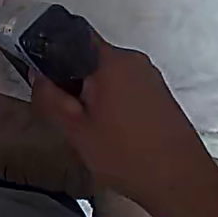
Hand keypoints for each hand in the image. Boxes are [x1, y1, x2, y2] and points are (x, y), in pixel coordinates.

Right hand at [30, 39, 217, 216]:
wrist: (180, 180)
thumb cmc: (126, 155)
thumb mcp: (76, 130)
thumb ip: (50, 97)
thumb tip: (37, 74)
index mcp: (111, 61)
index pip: (74, 36)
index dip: (53, 52)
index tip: (43, 77)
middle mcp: (133, 60)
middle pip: (91, 58)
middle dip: (73, 80)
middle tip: (66, 114)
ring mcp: (150, 75)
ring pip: (108, 75)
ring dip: (93, 94)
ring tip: (91, 128)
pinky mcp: (159, 93)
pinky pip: (126, 86)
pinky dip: (113, 101)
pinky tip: (113, 131)